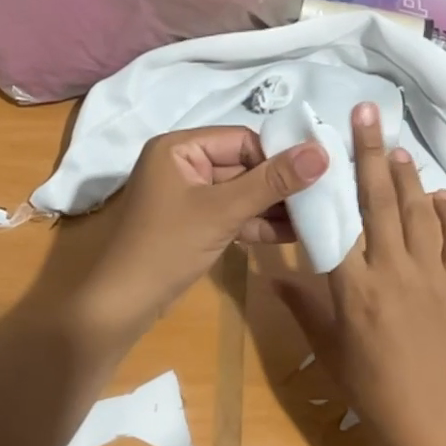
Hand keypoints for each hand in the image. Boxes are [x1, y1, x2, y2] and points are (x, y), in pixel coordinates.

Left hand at [72, 126, 327, 338]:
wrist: (123, 305)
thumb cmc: (167, 247)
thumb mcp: (223, 211)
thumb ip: (273, 182)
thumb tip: (322, 152)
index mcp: (179, 148)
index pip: (242, 140)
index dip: (277, 157)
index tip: (314, 176)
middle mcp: (183, 164)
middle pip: (245, 165)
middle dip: (280, 185)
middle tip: (322, 197)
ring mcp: (189, 196)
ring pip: (243, 193)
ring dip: (274, 207)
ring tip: (314, 218)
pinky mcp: (195, 223)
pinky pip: (234, 214)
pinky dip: (258, 223)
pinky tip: (294, 234)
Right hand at [276, 103, 445, 445]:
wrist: (430, 420)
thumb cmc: (370, 389)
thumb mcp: (327, 348)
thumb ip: (303, 304)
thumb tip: (276, 271)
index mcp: (354, 287)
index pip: (340, 220)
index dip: (332, 179)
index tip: (326, 146)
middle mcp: (393, 270)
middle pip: (381, 201)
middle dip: (372, 153)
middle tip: (368, 113)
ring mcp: (432, 275)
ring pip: (419, 212)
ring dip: (408, 176)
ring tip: (396, 148)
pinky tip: (439, 197)